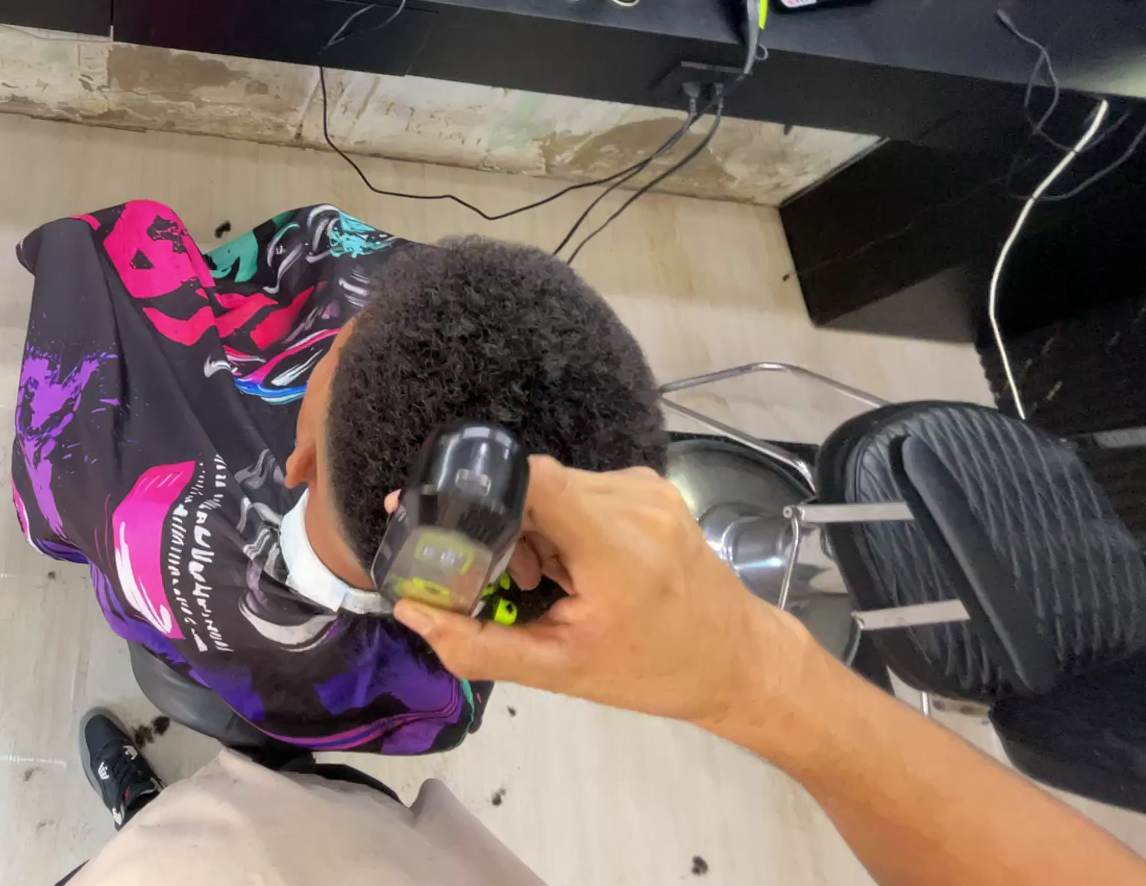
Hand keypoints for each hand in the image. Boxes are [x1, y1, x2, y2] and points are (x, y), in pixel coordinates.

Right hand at [393, 456, 818, 733]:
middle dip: (505, 524)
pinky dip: (557, 517)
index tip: (450, 519)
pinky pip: (575, 486)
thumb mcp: (559, 671)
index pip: (536, 481)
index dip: (483, 491)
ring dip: (531, 523)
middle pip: (532, 485)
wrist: (742, 661)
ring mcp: (646, 488)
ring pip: (550, 484)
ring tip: (546, 573)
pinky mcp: (649, 485)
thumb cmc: (653, 671)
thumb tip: (409, 611)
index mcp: (617, 549)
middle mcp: (634, 502)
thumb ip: (478, 645)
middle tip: (506, 573)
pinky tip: (572, 557)